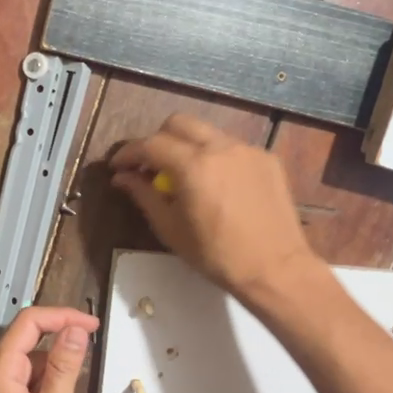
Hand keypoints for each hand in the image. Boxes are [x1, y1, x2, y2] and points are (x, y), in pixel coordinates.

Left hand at [0, 306, 99, 392]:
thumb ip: (64, 369)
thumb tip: (76, 329)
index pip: (30, 321)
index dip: (63, 316)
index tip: (93, 325)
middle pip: (25, 338)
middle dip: (60, 342)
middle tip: (89, 358)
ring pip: (24, 359)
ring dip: (51, 366)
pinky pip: (17, 376)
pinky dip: (39, 381)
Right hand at [110, 113, 315, 299]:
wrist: (275, 268)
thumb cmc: (216, 255)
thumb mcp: (170, 229)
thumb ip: (144, 195)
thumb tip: (122, 177)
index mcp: (193, 165)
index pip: (150, 144)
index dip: (128, 153)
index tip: (118, 166)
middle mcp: (221, 147)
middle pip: (179, 123)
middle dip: (158, 139)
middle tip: (150, 166)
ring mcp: (247, 150)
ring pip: (207, 133)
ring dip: (188, 146)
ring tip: (184, 176)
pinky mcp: (267, 159)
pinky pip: (232, 148)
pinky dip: (215, 158)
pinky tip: (216, 185)